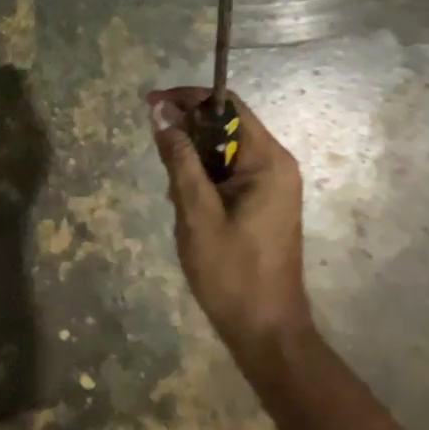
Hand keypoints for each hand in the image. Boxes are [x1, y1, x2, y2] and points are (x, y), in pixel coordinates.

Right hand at [147, 88, 312, 359]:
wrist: (267, 330)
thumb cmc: (232, 273)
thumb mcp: (197, 213)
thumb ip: (179, 160)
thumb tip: (161, 114)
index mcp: (268, 161)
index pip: (228, 107)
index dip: (188, 99)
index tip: (151, 105)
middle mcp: (276, 164)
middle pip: (227, 126)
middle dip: (188, 132)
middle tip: (156, 153)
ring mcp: (273, 185)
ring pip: (225, 151)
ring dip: (193, 158)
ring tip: (172, 191)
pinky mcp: (265, 203)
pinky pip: (231, 173)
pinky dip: (205, 177)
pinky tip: (186, 203)